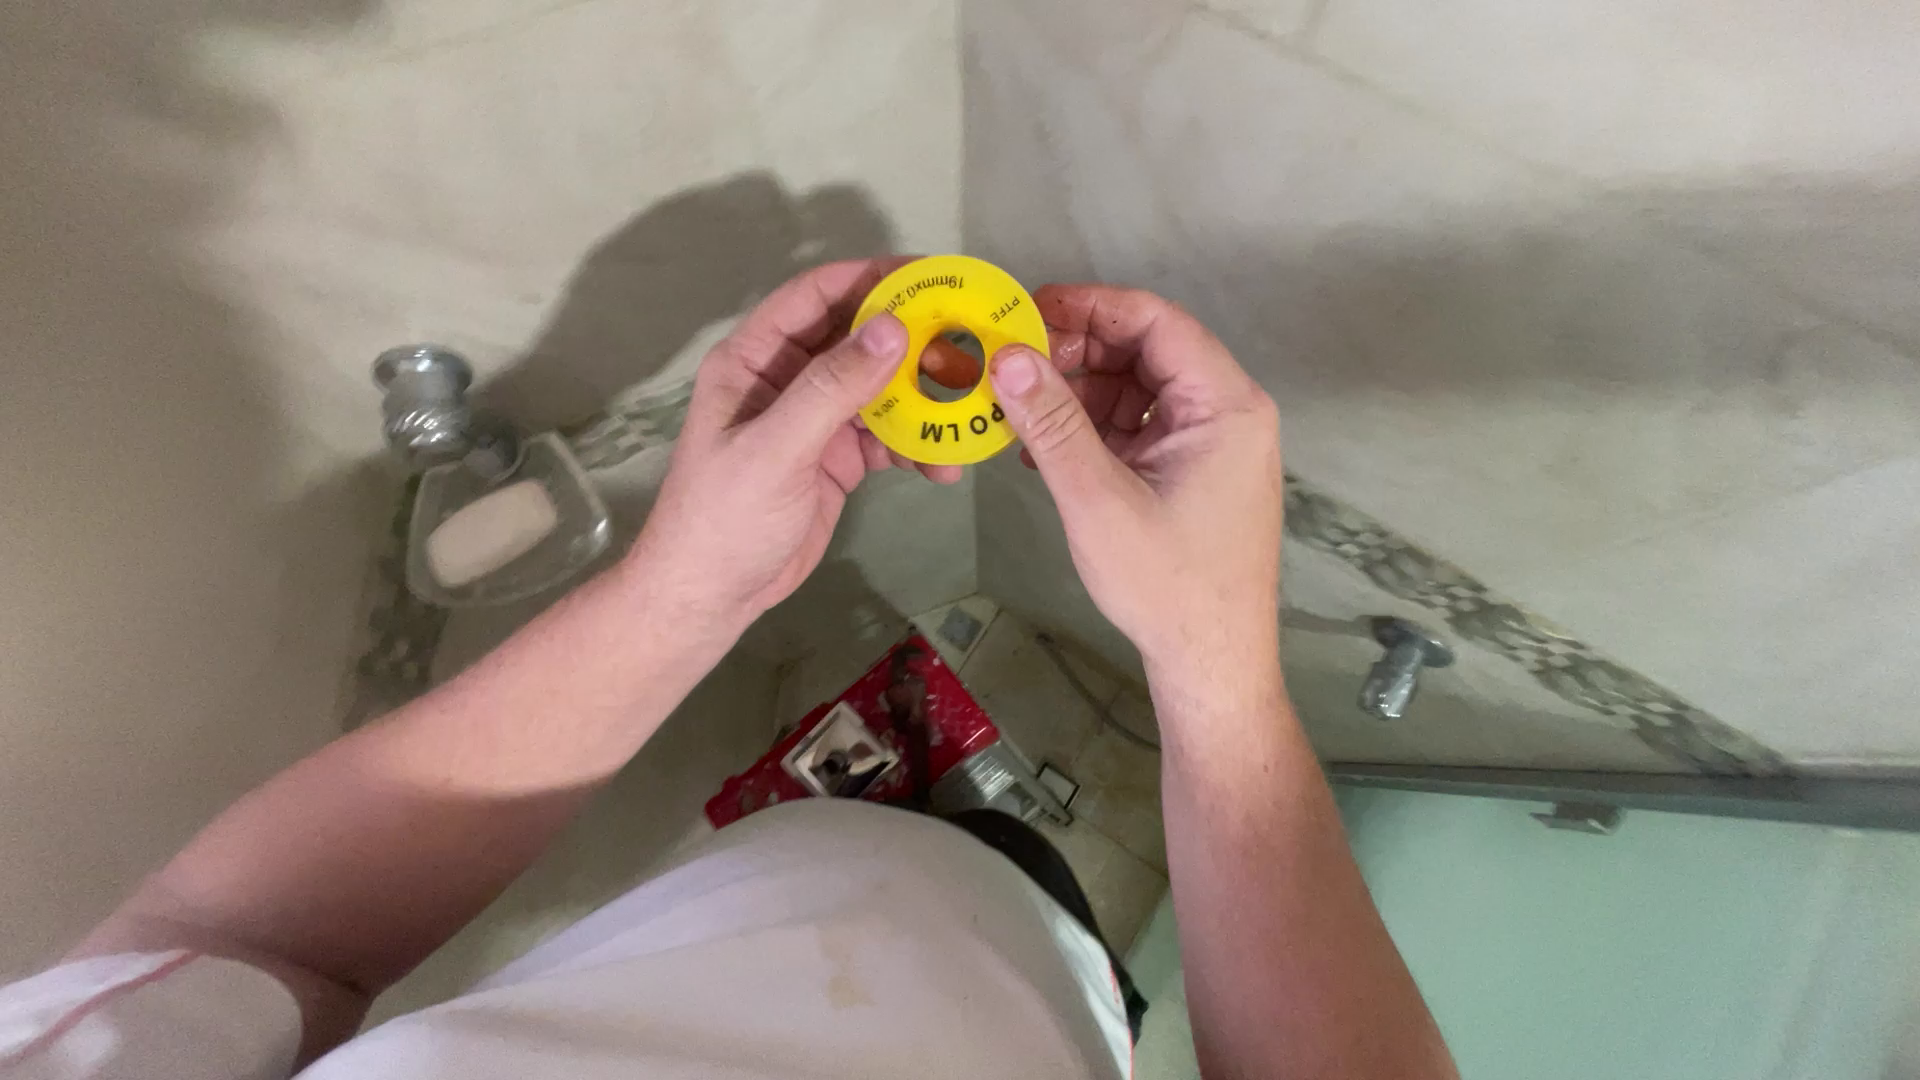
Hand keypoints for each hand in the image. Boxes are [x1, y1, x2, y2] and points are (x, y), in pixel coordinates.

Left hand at [627, 259, 962, 630]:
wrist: (716, 593)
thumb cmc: (727, 515)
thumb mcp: (777, 448)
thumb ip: (833, 388)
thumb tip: (893, 327)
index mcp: (757, 360)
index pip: (815, 297)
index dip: (869, 279)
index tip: (929, 276)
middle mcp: (788, 380)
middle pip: (856, 341)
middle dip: (909, 342)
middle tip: (965, 344)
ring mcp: (815, 420)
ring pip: (878, 391)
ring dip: (920, 402)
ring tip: (965, 412)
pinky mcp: (837, 458)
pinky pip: (883, 438)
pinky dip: (914, 448)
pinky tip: (942, 467)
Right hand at [987, 285, 1283, 681]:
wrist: (1208, 660)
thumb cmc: (1165, 583)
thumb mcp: (1099, 500)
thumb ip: (1052, 425)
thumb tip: (1006, 357)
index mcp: (1224, 404)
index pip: (1156, 321)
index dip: (1090, 306)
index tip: (1027, 312)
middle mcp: (1224, 412)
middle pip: (1145, 353)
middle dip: (1076, 356)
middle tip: (1014, 371)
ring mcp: (1206, 444)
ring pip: (1135, 391)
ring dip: (1077, 398)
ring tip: (1021, 419)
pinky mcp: (1188, 472)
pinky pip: (1135, 430)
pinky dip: (1091, 432)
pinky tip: (1044, 452)